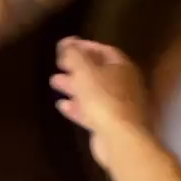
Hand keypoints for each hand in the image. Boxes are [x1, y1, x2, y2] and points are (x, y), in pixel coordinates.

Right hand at [50, 37, 152, 166]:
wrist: (121, 139)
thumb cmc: (103, 98)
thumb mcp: (83, 69)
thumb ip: (73, 53)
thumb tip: (67, 41)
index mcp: (122, 68)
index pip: (104, 50)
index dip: (84, 46)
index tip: (65, 46)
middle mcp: (125, 85)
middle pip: (98, 71)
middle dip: (76, 67)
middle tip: (58, 64)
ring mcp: (121, 106)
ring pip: (94, 91)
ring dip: (74, 86)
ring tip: (54, 83)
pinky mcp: (114, 125)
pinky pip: (94, 111)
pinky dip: (78, 107)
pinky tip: (63, 106)